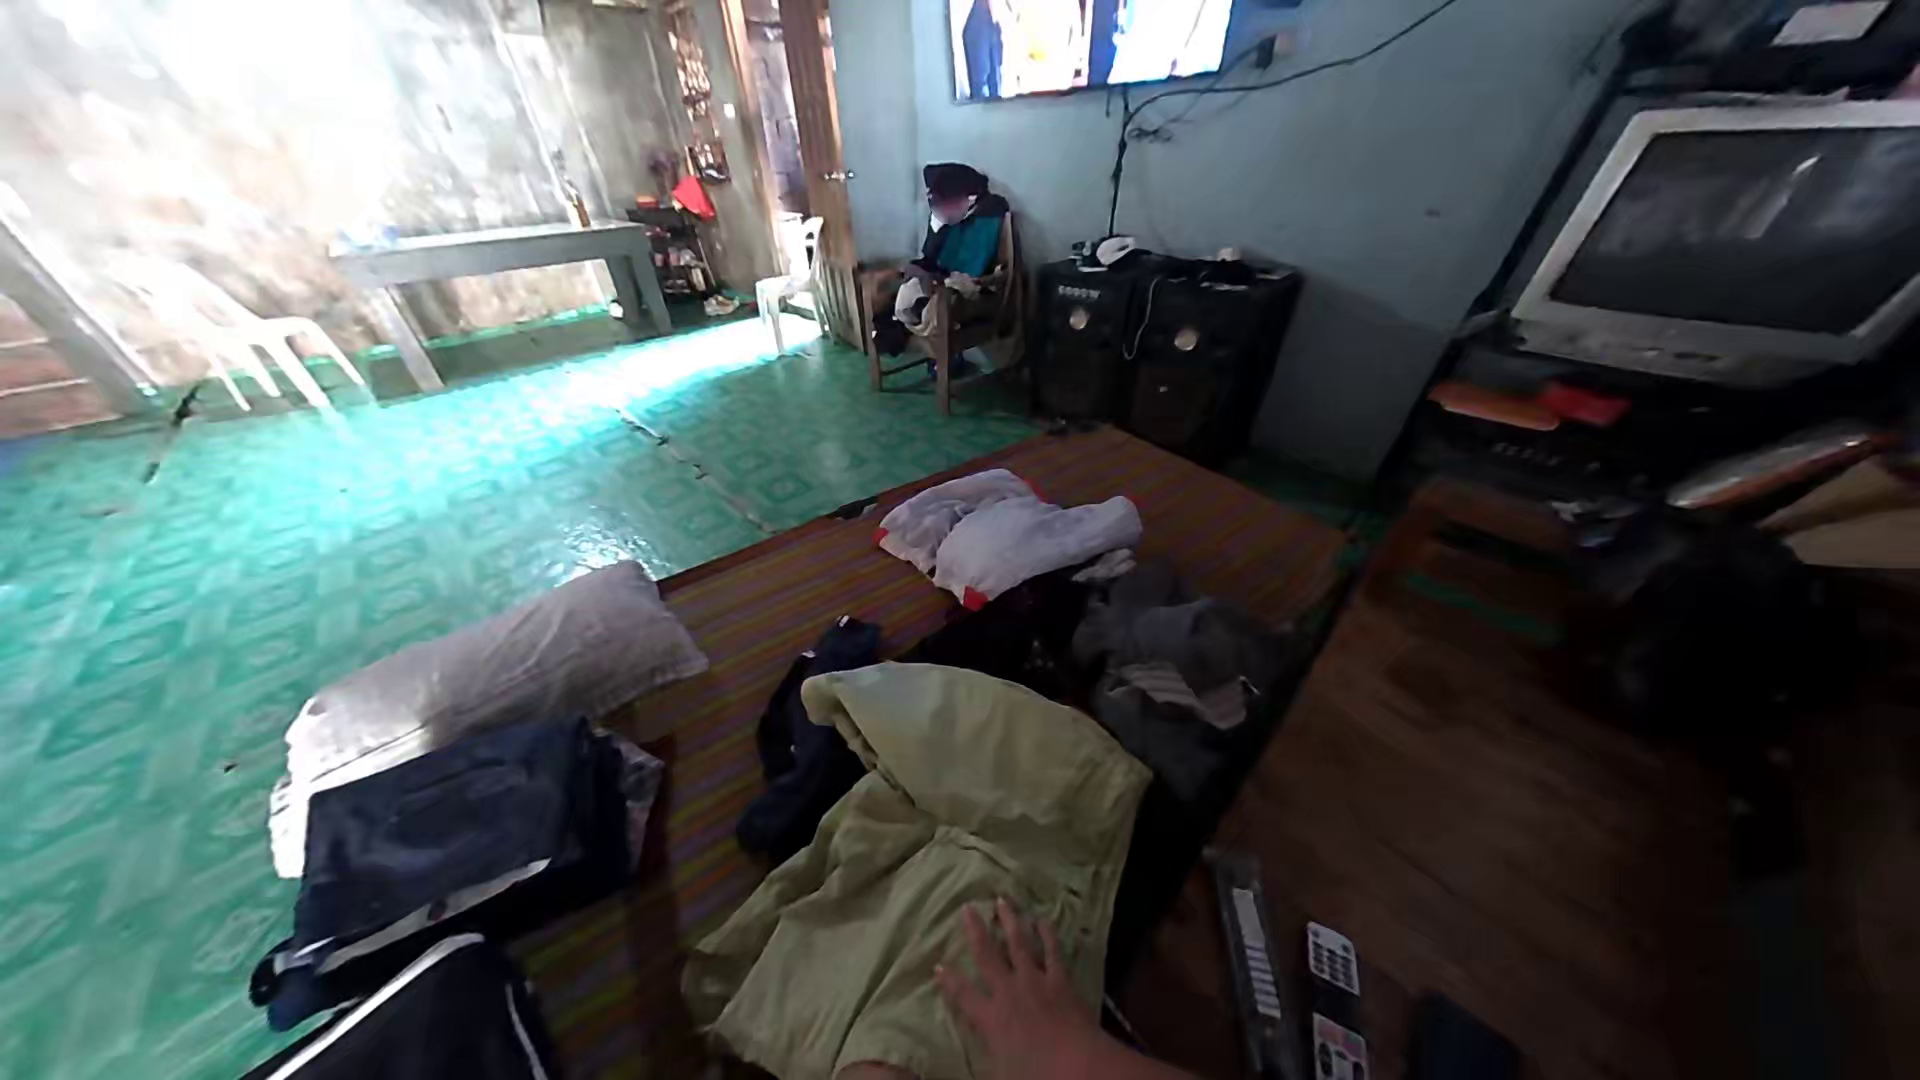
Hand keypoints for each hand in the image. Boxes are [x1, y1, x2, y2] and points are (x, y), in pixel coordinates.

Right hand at [935, 899, 1105, 1079]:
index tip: (938, 964)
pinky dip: (1048, 934)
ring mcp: (1035, 981)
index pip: (964, 996)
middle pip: (988, 955)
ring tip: (1002, 900)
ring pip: (1018, 943)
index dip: (950, 980)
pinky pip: (1052, 951)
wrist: (1077, 1067)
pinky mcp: (1060, 979)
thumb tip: (958, 1069)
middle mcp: (1009, 992)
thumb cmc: (1036, 1077)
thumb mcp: (999, 1077)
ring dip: (1010, 921)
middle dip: (976, 930)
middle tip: (968, 907)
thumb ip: (980, 1067)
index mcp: (992, 1019)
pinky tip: (1043, 919)